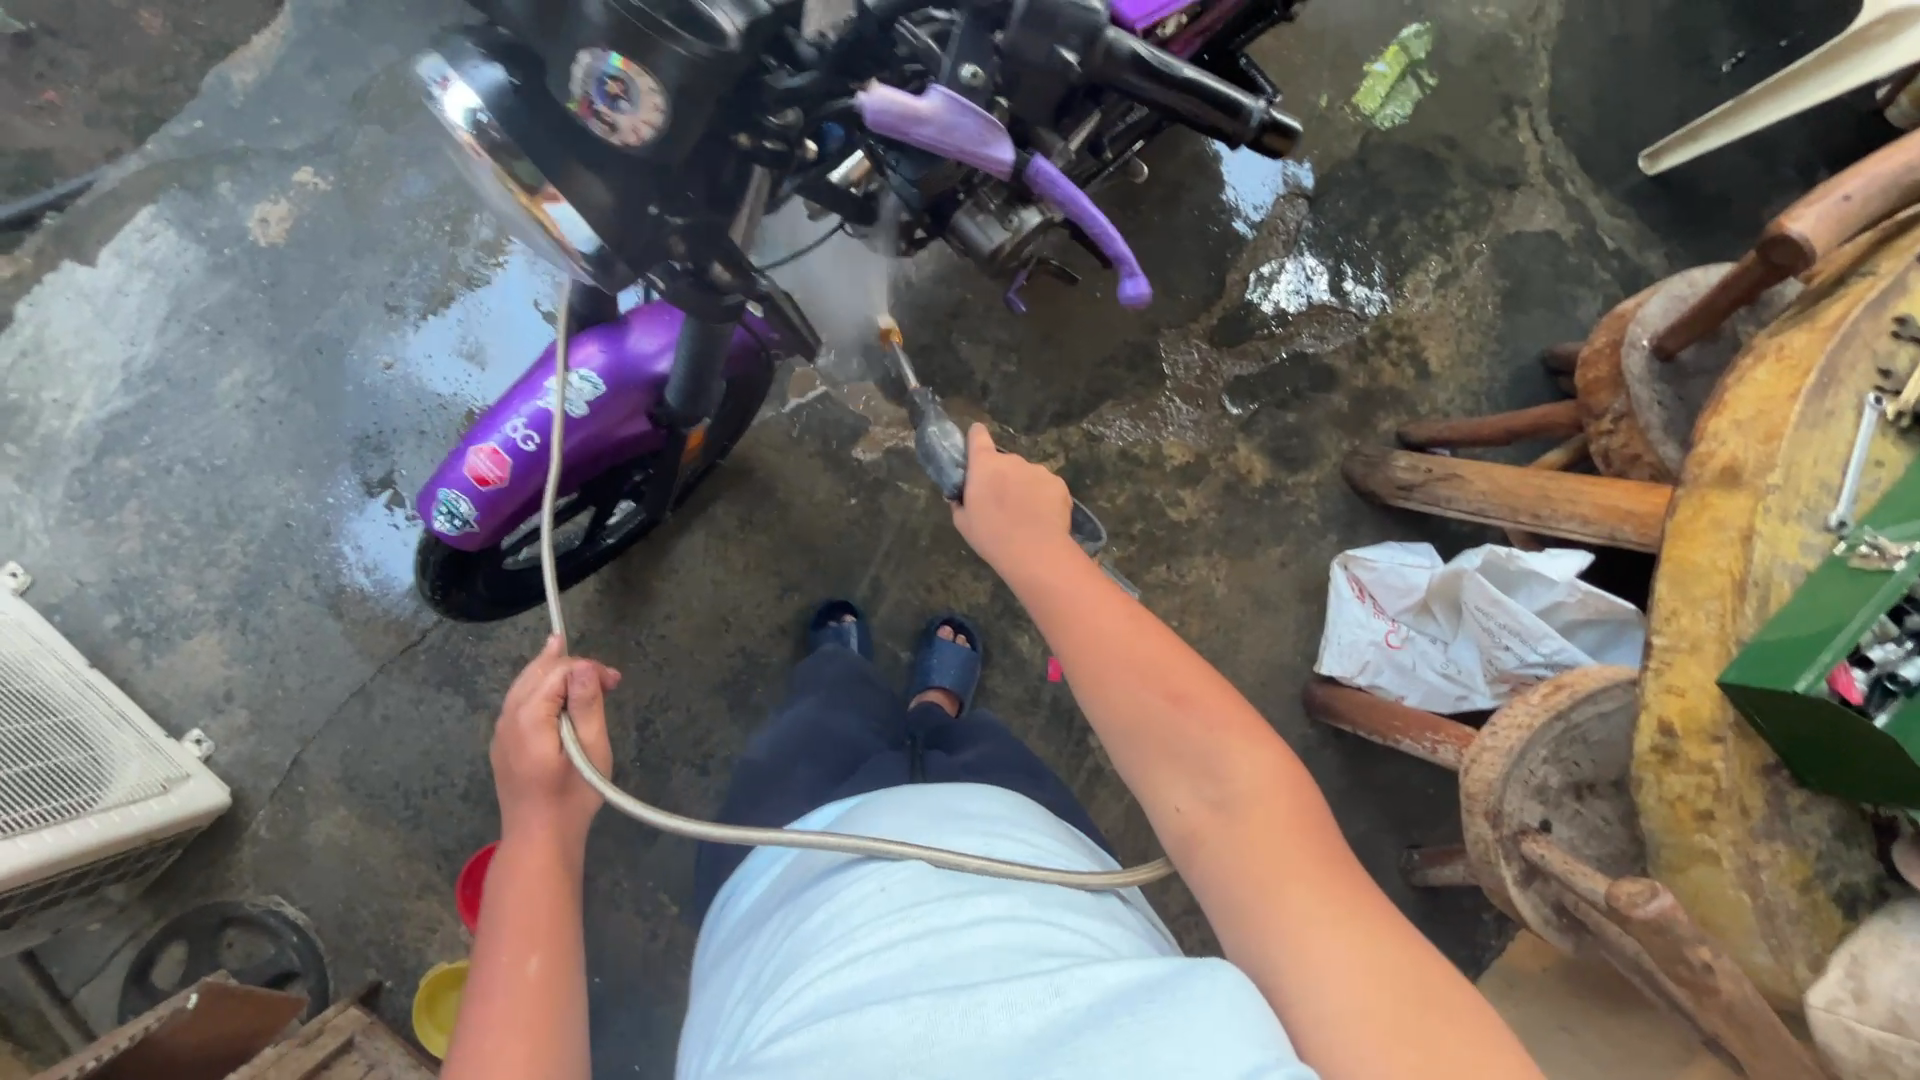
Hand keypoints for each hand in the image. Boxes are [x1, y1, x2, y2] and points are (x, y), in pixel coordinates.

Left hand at [491, 636, 619, 847]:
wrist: (539, 838)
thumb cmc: (572, 794)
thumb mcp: (590, 747)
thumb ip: (587, 704)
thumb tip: (585, 666)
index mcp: (529, 716)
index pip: (559, 671)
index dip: (589, 669)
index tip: (616, 684)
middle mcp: (508, 717)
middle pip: (537, 672)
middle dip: (572, 666)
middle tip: (608, 680)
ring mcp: (501, 732)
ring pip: (525, 685)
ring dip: (556, 674)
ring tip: (586, 672)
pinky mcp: (504, 744)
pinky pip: (520, 702)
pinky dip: (542, 690)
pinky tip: (558, 694)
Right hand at [951, 424, 1079, 578]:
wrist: (1034, 551)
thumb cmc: (991, 536)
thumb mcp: (963, 522)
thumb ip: (960, 502)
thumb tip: (961, 496)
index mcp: (985, 465)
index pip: (978, 435)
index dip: (976, 437)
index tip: (977, 444)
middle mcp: (1012, 460)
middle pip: (1004, 462)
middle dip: (1002, 477)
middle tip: (1001, 504)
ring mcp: (1038, 470)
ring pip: (1027, 475)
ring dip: (1023, 488)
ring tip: (1025, 516)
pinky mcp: (1058, 483)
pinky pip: (1046, 487)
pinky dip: (1043, 498)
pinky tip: (1042, 519)